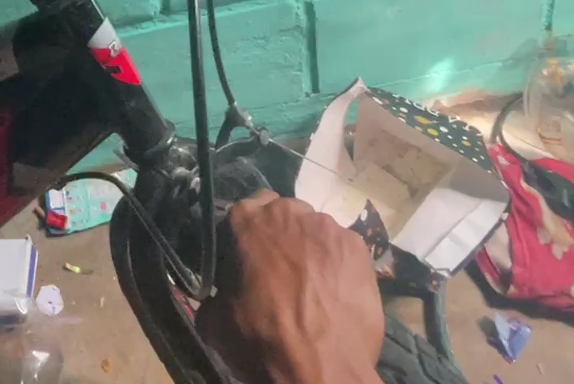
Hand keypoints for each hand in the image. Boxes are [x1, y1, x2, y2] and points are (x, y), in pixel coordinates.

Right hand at [200, 190, 384, 383]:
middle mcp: (287, 211)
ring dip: (311, 245)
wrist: (325, 367)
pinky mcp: (357, 245)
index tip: (252, 252)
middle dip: (282, 232)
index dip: (250, 230)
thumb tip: (217, 291)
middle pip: (283, 212)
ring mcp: (326, 225)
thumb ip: (218, 288)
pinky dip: (338, 260)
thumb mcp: (221, 316)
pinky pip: (342, 245)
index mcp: (249, 219)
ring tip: (315, 281)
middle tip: (284, 267)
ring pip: (315, 227)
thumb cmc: (267, 335)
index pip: (246, 207)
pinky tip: (337, 288)